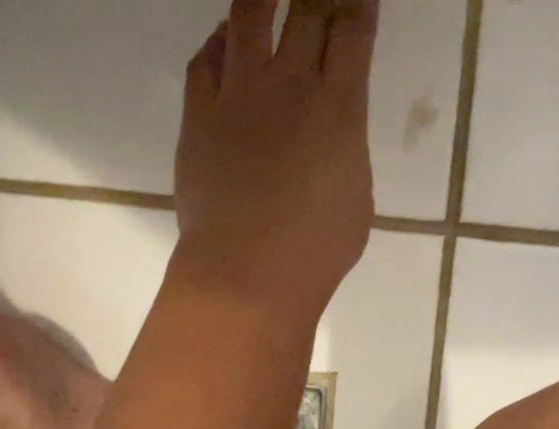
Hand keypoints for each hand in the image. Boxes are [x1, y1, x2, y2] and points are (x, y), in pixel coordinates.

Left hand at [173, 0, 378, 315]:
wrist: (248, 272)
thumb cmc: (317, 250)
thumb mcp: (356, 198)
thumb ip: (346, 153)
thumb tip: (332, 137)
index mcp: (340, 110)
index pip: (353, 35)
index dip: (359, 7)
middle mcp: (290, 86)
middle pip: (307, 14)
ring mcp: (239, 95)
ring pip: (248, 17)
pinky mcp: (198, 114)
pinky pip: (205, 59)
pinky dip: (218, 41)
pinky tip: (225, 37)